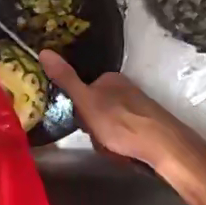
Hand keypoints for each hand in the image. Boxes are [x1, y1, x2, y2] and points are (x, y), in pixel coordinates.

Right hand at [38, 50, 205, 175]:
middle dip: (94, 129)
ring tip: (113, 149)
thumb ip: (66, 79)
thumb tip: (44, 51)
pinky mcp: (148, 126)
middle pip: (96, 111)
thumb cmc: (121, 122)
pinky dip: (121, 146)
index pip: (84, 92)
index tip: (81, 123)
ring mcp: (139, 108)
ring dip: (106, 141)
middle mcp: (126, 90)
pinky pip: (124, 136)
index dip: (79, 110)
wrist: (161, 145)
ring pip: (109, 126)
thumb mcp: (87, 101)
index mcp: (112, 80)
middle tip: (99, 139)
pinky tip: (125, 154)